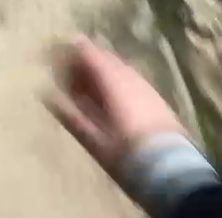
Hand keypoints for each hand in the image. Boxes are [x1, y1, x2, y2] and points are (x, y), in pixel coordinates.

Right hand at [46, 34, 187, 172]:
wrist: (173, 170)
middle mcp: (128, 74)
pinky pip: (130, 79)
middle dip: (85, 62)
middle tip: (71, 79)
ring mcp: (145, 84)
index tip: (56, 58)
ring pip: (117, 67)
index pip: (87, 51)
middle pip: (102, 56)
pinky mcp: (156, 97)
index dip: (70, 50)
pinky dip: (116, 82)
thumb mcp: (94, 139)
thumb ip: (70, 116)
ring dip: (100, 72)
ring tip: (89, 93)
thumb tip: (47, 96)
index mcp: (111, 79)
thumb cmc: (127, 153)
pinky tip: (112, 101)